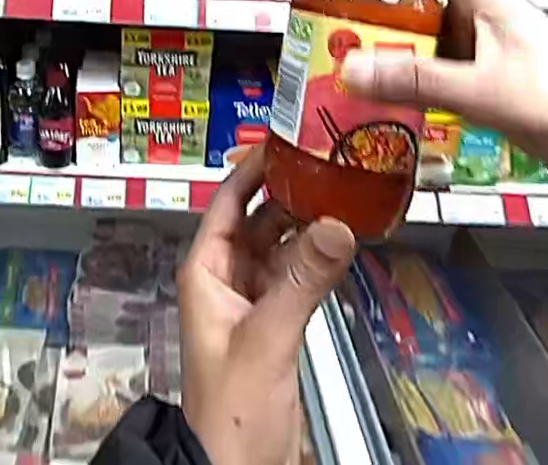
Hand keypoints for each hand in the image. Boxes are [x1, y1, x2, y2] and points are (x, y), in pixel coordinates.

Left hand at [179, 148, 355, 464]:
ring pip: (279, 245)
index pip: (227, 201)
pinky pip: (295, 274)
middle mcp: (227, 274)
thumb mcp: (267, 337)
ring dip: (304, 224)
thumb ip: (302, 280)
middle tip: (324, 165)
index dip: (251, 169)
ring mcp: (252, 296)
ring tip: (339, 194)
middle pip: (257, 218)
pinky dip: (314, 258)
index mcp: (208, 267)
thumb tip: (338, 224)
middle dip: (287, 192)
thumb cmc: (233, 407)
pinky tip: (339, 243)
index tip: (281, 141)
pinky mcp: (275, 319)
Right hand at [343, 0, 547, 262]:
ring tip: (339, 45)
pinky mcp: (490, 91)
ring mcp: (487, 57)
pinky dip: (404, 77)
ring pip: (426, 35)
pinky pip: (434, 73)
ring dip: (387, 37)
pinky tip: (379, 94)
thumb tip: (346, 66)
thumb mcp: (493, 92)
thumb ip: (420, 80)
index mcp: (490, 1)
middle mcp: (484, 21)